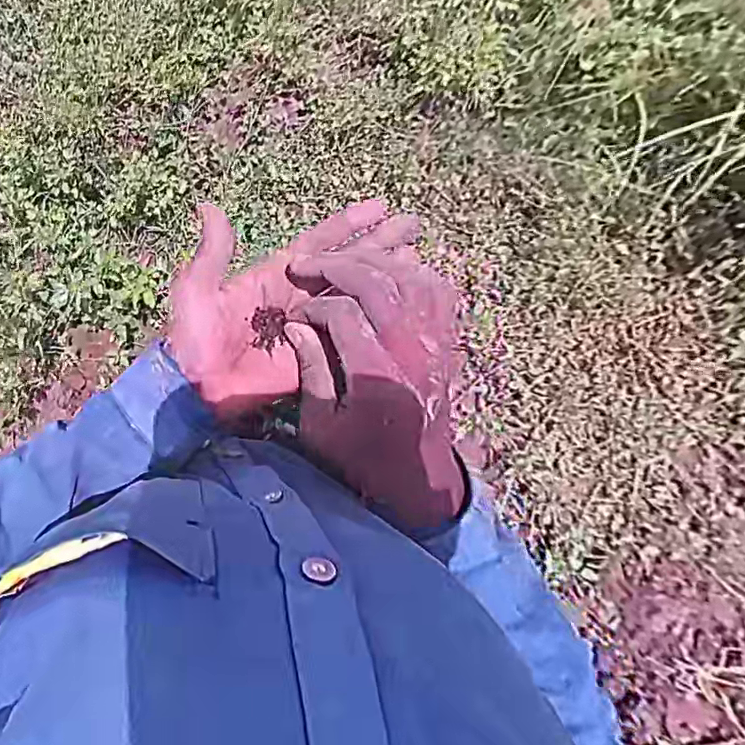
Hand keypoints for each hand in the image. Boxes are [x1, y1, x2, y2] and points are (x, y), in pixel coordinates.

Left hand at [165, 200, 416, 426]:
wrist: (197, 385)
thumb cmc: (193, 334)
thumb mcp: (198, 287)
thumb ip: (213, 249)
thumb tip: (206, 205)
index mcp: (275, 275)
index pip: (319, 243)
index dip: (348, 224)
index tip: (381, 205)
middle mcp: (299, 296)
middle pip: (348, 263)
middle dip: (382, 244)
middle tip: (415, 224)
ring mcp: (312, 325)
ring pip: (358, 295)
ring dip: (388, 276)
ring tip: (420, 258)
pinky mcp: (319, 354)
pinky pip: (353, 333)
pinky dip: (378, 320)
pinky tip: (405, 309)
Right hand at [282, 246, 466, 531]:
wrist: (419, 483)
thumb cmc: (361, 460)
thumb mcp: (321, 426)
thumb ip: (311, 370)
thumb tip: (297, 325)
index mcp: (378, 377)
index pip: (343, 313)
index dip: (313, 306)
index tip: (296, 318)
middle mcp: (413, 354)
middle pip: (379, 284)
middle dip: (336, 266)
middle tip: (306, 266)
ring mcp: (437, 347)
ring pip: (412, 277)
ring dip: (373, 261)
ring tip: (341, 261)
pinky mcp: (448, 345)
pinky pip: (438, 291)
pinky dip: (411, 272)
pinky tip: (385, 271)